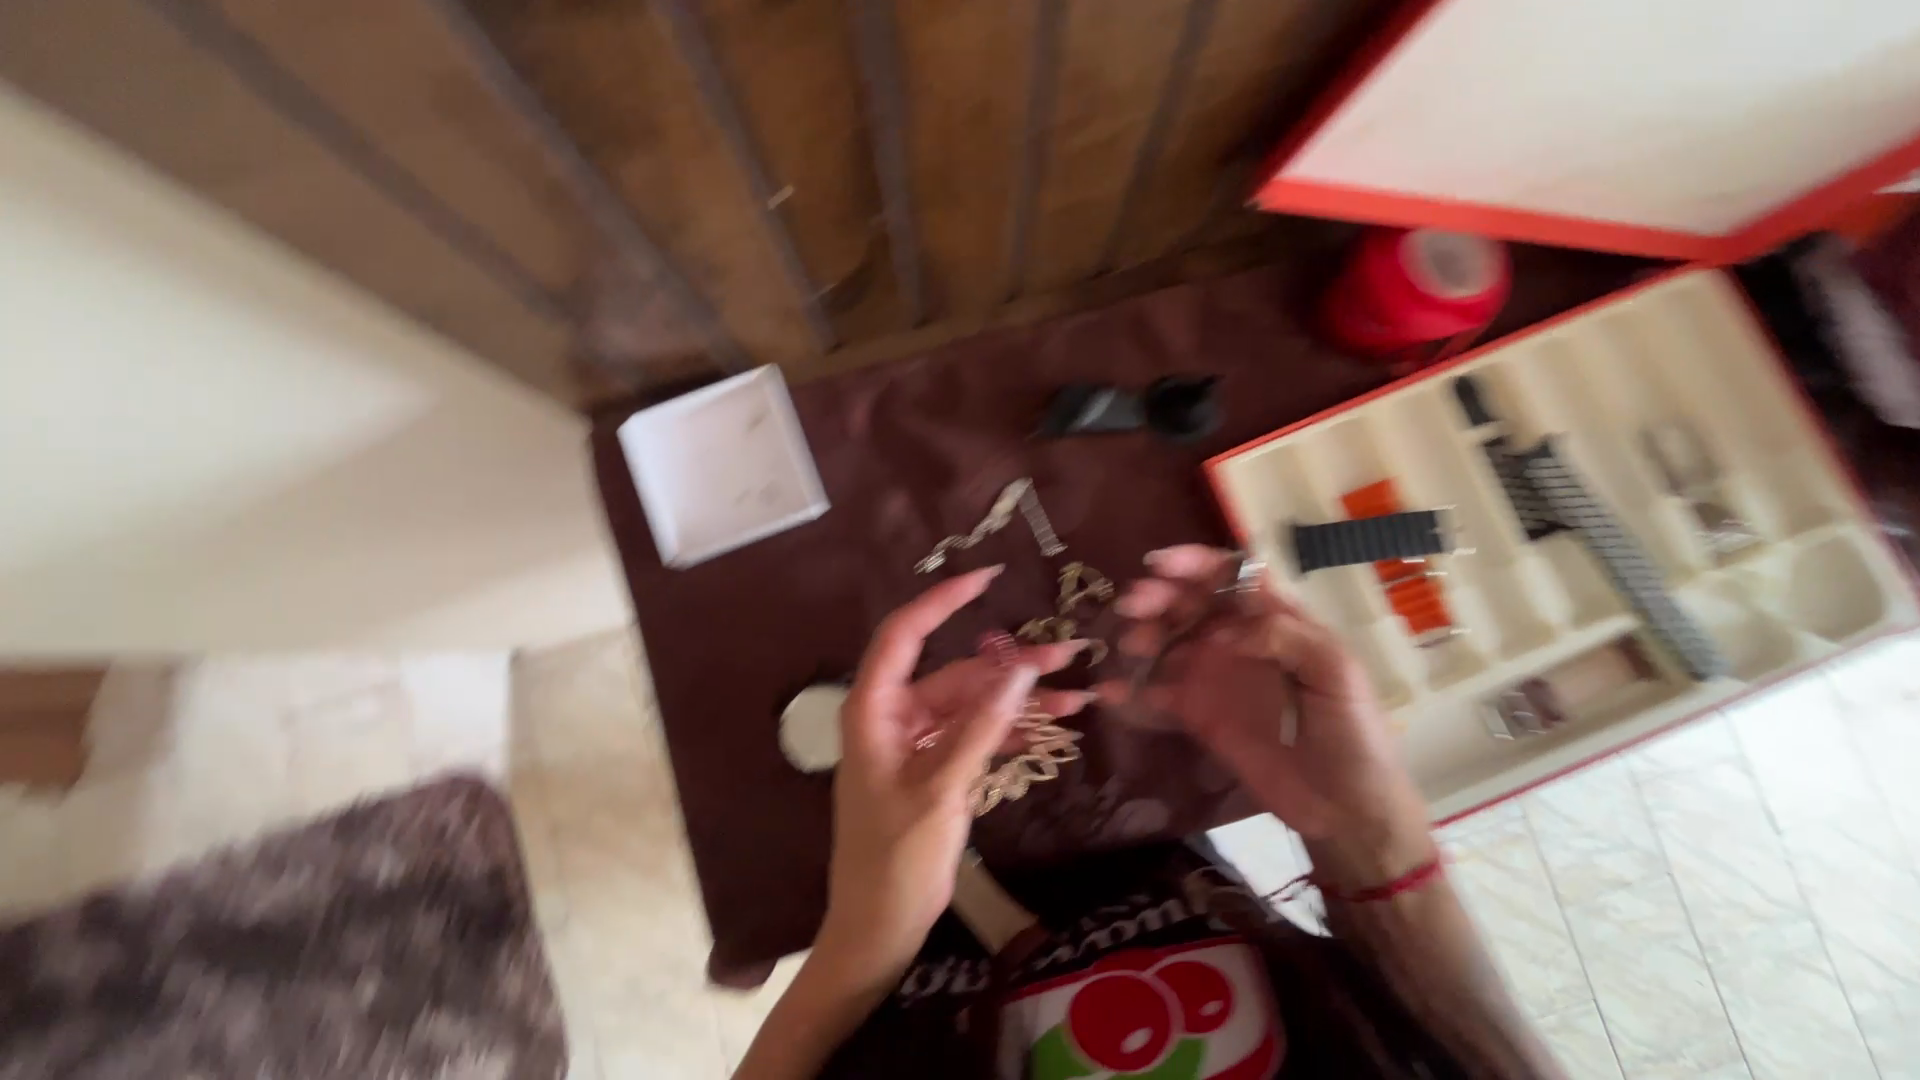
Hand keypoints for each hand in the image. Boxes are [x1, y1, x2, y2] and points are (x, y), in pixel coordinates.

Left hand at [821, 566, 1093, 974]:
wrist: (880, 926)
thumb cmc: (896, 858)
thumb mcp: (942, 788)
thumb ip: (981, 725)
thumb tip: (1020, 667)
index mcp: (874, 710)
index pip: (905, 634)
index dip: (943, 600)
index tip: (988, 578)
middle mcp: (893, 715)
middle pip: (955, 672)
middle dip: (1010, 665)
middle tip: (1068, 653)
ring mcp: (915, 742)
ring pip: (972, 704)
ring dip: (1019, 701)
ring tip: (1076, 694)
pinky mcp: (934, 768)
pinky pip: (974, 735)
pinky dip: (1008, 730)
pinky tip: (1050, 727)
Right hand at [1097, 546, 1430, 875]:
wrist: (1346, 810)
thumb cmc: (1353, 733)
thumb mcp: (1335, 672)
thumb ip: (1284, 636)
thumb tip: (1223, 631)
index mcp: (1275, 620)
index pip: (1230, 577)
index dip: (1194, 563)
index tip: (1159, 564)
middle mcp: (1238, 640)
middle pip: (1190, 604)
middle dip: (1159, 596)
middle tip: (1133, 605)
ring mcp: (1215, 676)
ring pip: (1168, 641)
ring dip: (1143, 634)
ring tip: (1130, 644)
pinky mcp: (1198, 714)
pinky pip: (1157, 694)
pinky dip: (1130, 691)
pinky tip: (1109, 691)